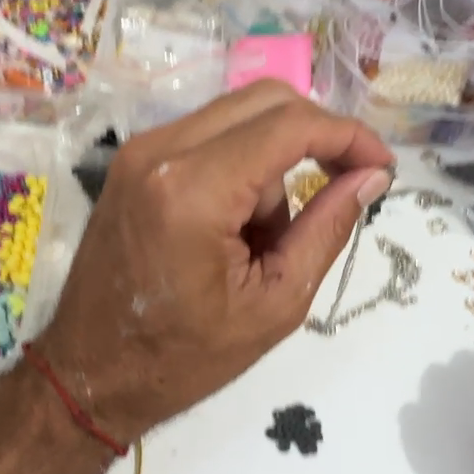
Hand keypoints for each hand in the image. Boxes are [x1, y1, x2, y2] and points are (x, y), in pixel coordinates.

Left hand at [33, 81, 393, 442]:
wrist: (90, 373)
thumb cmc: (183, 356)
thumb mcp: (275, 303)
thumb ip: (327, 228)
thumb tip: (372, 176)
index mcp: (193, 189)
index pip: (290, 126)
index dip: (348, 136)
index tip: (383, 165)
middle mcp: (161, 151)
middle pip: (265, 100)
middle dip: (317, 137)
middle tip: (346, 184)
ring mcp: (139, 151)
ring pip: (238, 116)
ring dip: (274, 162)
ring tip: (264, 241)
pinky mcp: (132, 162)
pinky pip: (208, 136)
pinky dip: (240, 167)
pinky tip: (234, 228)